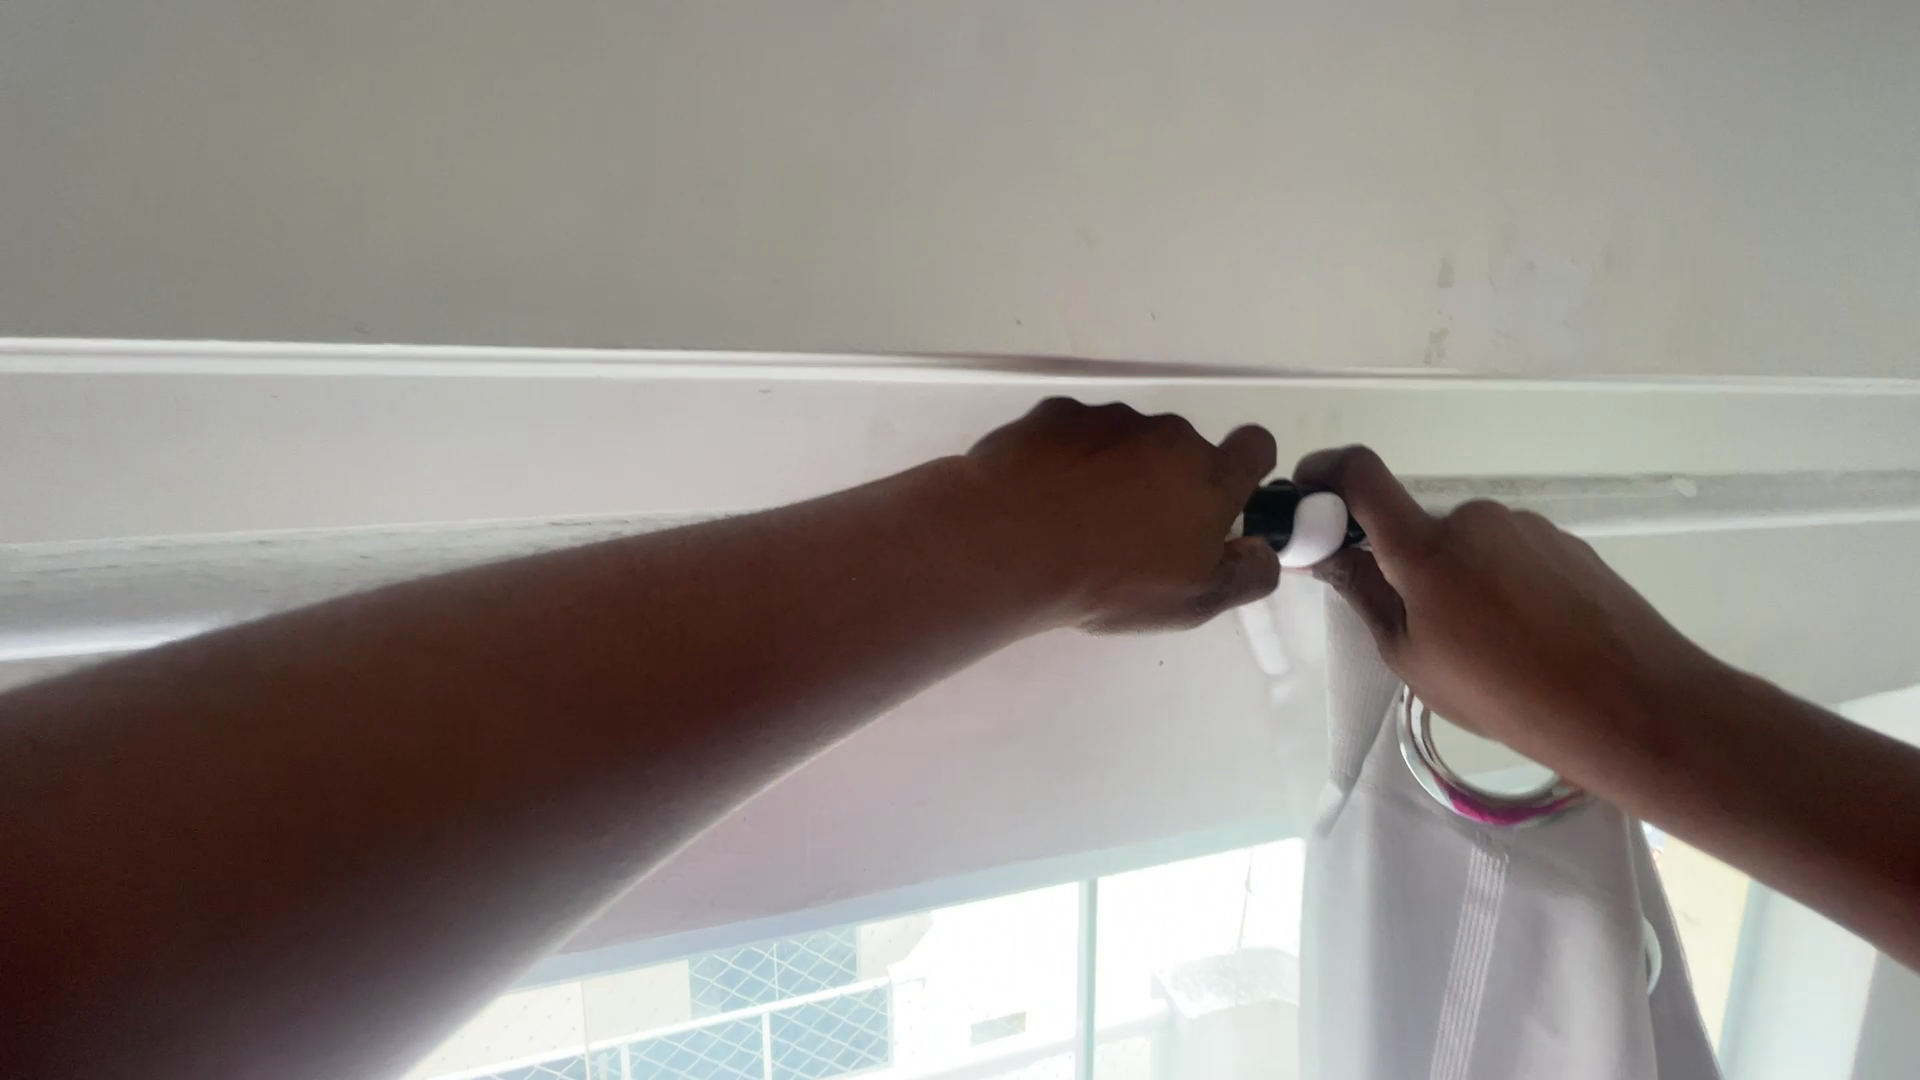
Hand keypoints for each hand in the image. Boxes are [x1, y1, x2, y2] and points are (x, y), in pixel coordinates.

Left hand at [964, 398, 1278, 632]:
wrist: (1010, 543)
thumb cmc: (1110, 580)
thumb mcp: (1192, 602)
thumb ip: (1244, 575)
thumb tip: (1263, 553)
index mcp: (1208, 477)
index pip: (1255, 447)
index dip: (1244, 469)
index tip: (1216, 499)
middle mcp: (1166, 435)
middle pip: (1179, 450)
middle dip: (1163, 481)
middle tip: (1127, 531)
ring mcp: (1107, 419)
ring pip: (1123, 442)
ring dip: (1111, 469)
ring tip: (1072, 518)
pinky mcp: (1054, 415)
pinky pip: (1071, 435)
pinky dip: (1063, 458)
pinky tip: (1039, 495)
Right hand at [1297, 446, 1720, 781]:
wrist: (1636, 708)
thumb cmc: (1502, 692)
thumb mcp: (1408, 656)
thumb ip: (1364, 594)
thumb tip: (1329, 555)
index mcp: (1425, 547)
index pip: (1360, 474)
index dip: (1324, 471)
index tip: (1309, 494)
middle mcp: (1474, 519)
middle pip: (1412, 524)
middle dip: (1400, 561)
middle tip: (1417, 622)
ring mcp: (1526, 527)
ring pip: (1462, 542)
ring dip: (1451, 574)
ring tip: (1482, 639)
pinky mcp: (1566, 543)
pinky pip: (1505, 551)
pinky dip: (1494, 580)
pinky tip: (1522, 632)